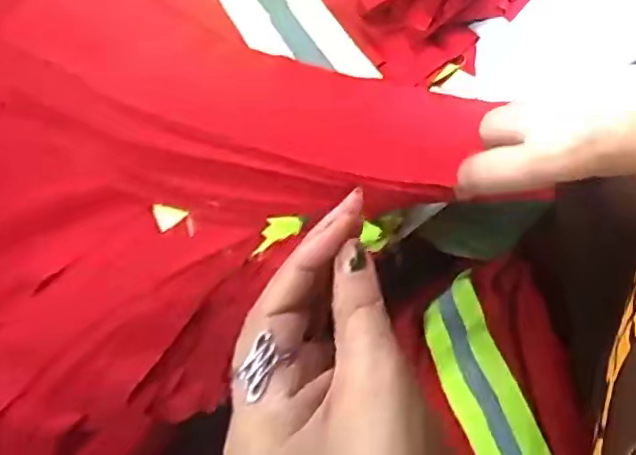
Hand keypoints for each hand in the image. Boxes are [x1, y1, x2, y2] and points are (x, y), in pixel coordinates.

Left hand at [223, 189, 440, 454]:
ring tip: (364, 231)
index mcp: (257, 403)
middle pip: (284, 313)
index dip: (310, 251)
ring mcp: (300, 403)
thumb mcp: (371, 376)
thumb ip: (359, 306)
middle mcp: (268, 400)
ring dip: (335, 277)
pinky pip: (333, 341)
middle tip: (359, 211)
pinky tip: (368, 275)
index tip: (352, 207)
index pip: (273, 306)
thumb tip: (354, 247)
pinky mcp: (331, 404)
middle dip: (320, 259)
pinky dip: (351, 304)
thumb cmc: (378, 454)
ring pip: (309, 324)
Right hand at [456, 59, 635, 196]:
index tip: (473, 188)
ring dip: (515, 124)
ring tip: (542, 139)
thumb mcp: (598, 172)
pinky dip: (541, 109)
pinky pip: (540, 94)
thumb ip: (554, 166)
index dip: (469, 181)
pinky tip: (568, 118)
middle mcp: (544, 117)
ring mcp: (556, 89)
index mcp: (551, 152)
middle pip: (486, 126)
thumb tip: (530, 167)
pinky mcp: (570, 73)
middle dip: (489, 143)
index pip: (482, 168)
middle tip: (513, 158)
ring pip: (513, 106)